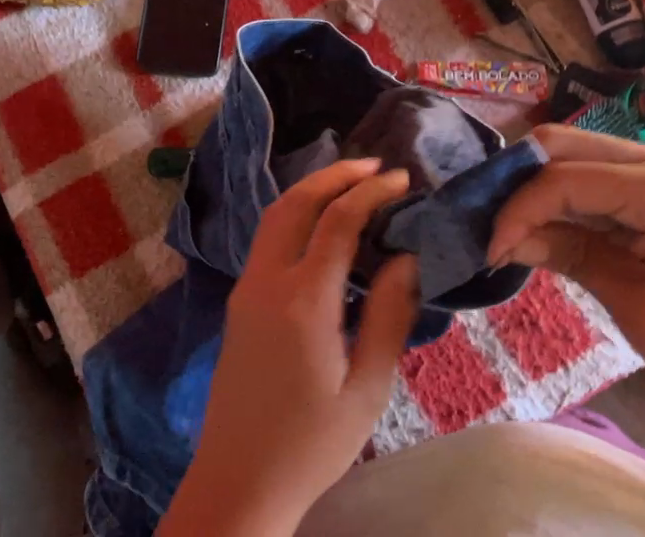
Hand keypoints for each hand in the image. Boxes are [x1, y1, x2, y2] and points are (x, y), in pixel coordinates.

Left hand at [161, 159, 419, 536]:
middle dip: (334, 175)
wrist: (240, 477)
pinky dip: (295, 217)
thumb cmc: (313, 442)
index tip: (402, 178)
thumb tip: (406, 257)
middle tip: (374, 166)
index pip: (337, 221)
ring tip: (351, 184)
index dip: (371, 192)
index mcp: (303, 300)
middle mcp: (266, 282)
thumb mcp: (367, 388)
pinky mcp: (238, 302)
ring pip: (273, 218)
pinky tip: (321, 227)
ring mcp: (245, 289)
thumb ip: (389, 316)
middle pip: (294, 203)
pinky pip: (266, 241)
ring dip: (310, 192)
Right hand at [486, 125, 644, 433]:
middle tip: (487, 228)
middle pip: (560, 145)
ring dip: (529, 186)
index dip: (517, 209)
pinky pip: (584, 175)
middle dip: (515, 183)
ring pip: (566, 154)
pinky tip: (532, 226)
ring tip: (502, 227)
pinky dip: (551, 197)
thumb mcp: (640, 307)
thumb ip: (571, 257)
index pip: (565, 178)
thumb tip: (504, 238)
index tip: (490, 251)